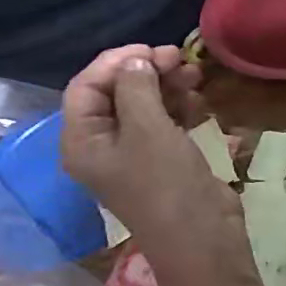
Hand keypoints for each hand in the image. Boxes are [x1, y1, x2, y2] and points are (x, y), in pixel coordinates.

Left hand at [60, 45, 234, 243]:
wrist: (202, 236)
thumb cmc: (167, 182)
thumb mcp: (148, 129)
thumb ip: (137, 88)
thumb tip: (136, 60)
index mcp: (83, 140)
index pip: (86, 87)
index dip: (116, 62)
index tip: (153, 49)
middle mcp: (103, 145)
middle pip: (117, 94)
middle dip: (146, 72)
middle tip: (180, 58)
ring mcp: (136, 155)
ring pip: (146, 107)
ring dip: (168, 87)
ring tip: (196, 75)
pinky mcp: (166, 162)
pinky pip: (167, 125)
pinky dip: (181, 108)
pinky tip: (200, 100)